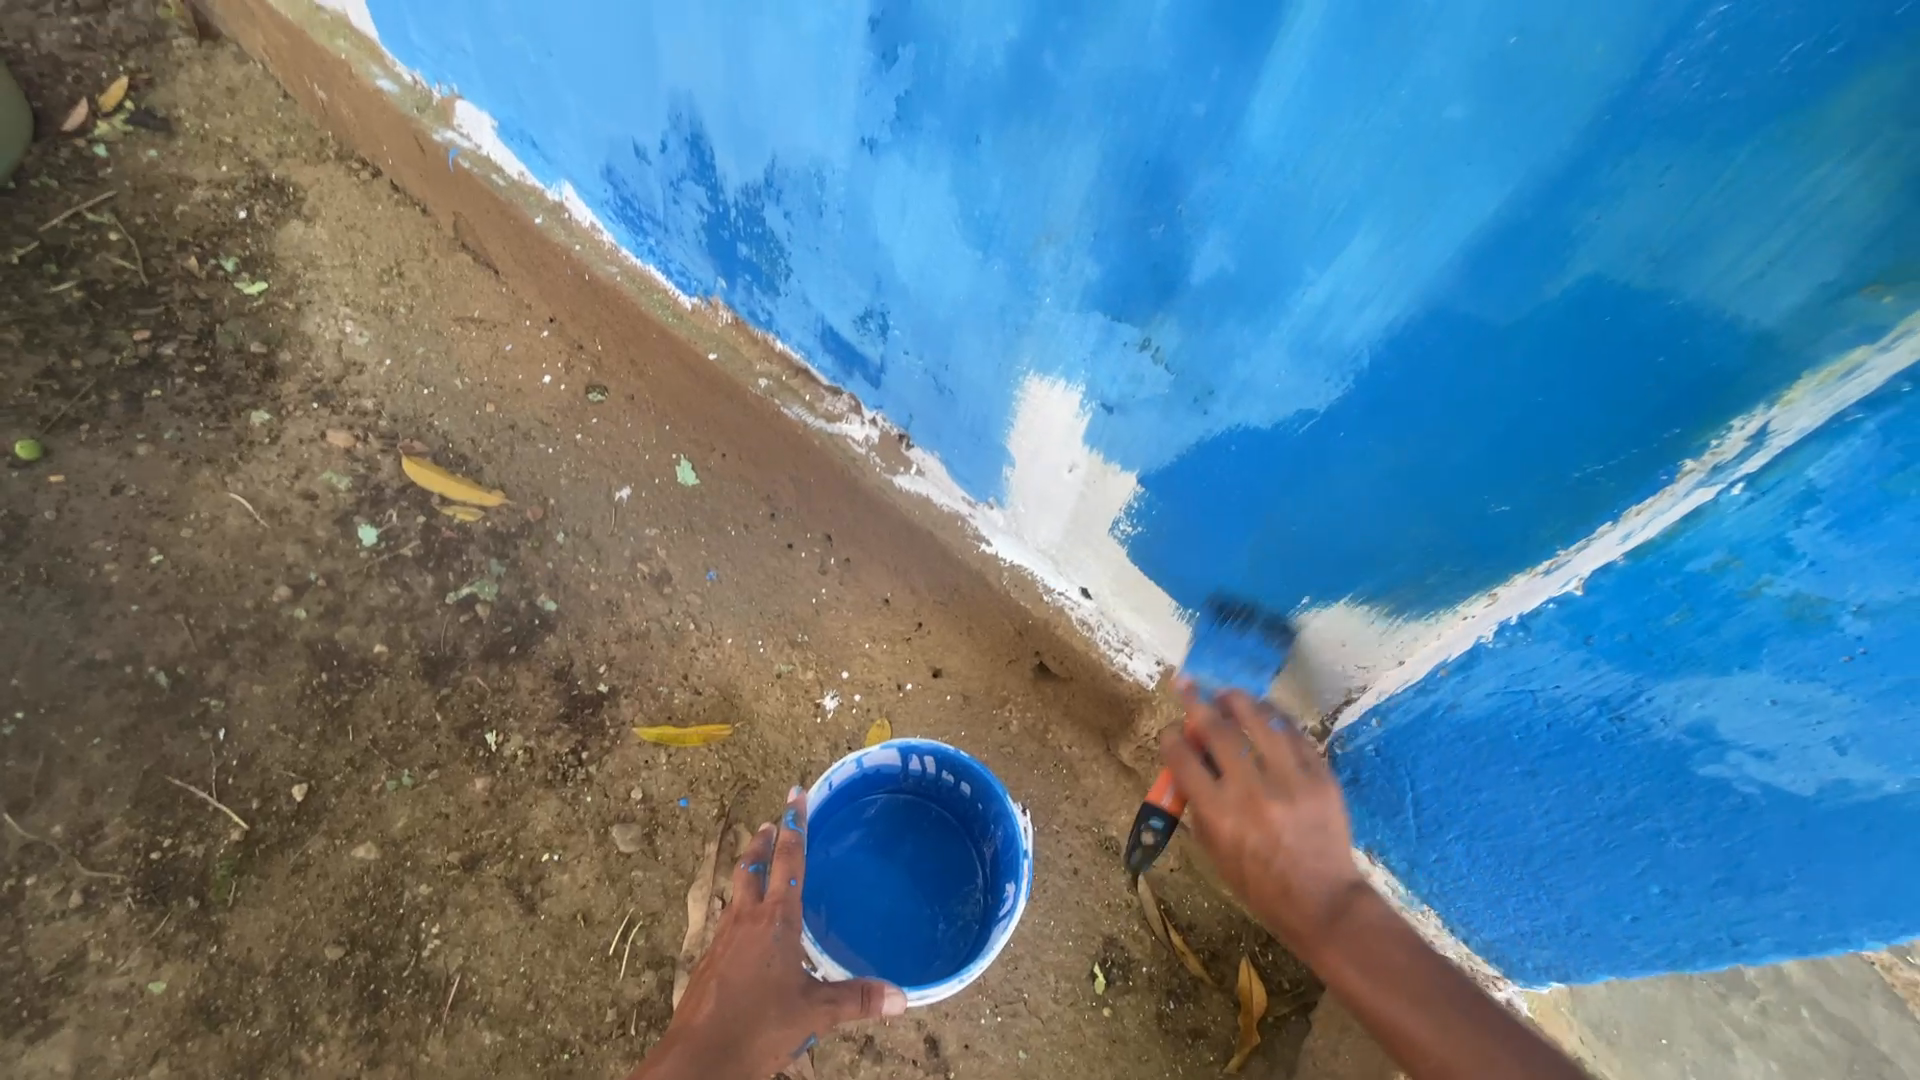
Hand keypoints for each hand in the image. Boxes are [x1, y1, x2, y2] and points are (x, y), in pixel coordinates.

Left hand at [631, 787, 905, 1079]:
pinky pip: (727, 919)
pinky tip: (743, 924)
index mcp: (777, 920)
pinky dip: (738, 906)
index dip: (794, 825)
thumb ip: (856, 999)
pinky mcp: (708, 961)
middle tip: (770, 821)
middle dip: (762, 840)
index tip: (795, 794)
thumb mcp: (814, 1013)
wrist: (697, 1061)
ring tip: (756, 861)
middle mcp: (747, 919)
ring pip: (736, 890)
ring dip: (747, 869)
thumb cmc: (759, 1027)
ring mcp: (723, 938)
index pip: (788, 860)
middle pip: (753, 866)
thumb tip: (902, 998)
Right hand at [1158, 688, 1372, 959]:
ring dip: (1238, 701)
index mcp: (1219, 814)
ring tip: (1227, 694)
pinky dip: (1276, 719)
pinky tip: (1264, 713)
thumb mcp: (1214, 850)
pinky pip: (1295, 735)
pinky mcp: (1321, 777)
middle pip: (1217, 730)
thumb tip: (1192, 760)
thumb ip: (1199, 803)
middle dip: (1196, 702)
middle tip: (1187, 685)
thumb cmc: (1258, 882)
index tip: (1170, 731)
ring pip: (1259, 721)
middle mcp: (1251, 791)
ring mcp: (1290, 781)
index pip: (1183, 759)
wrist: (1323, 902)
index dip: (1171, 738)